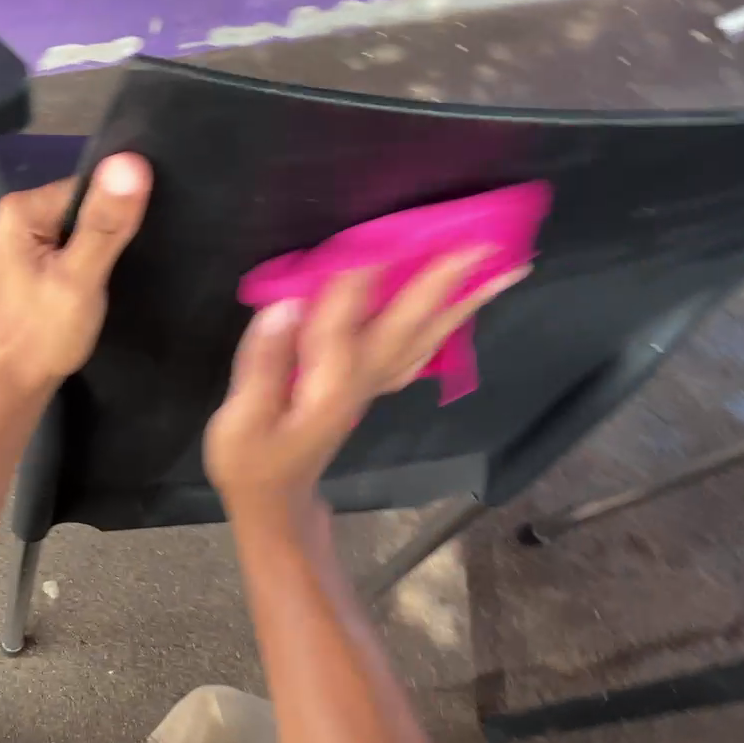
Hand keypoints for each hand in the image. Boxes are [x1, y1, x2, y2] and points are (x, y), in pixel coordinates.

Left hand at [0, 153, 151, 399]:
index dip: (117, 208)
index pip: (87, 186)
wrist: (11, 385)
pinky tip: (104, 282)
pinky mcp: (34, 268)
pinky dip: (91, 264)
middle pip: (84, 206)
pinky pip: (72, 251)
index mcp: (20, 210)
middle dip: (110, 229)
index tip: (142, 234)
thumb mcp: (79, 278)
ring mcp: (24, 245)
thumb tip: (132, 162)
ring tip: (122, 271)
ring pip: (81, 231)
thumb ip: (104, 225)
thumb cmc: (41, 335)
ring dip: (103, 249)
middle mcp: (17, 218)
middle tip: (136, 256)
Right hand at [205, 249, 529, 516]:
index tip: (375, 238)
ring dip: (462, 305)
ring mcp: (367, 389)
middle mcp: (358, 384)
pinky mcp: (365, 393)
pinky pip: (413, 355)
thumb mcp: (239, 420)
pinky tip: (452, 316)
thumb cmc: (249, 465)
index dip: (355, 281)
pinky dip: (438, 331)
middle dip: (440, 284)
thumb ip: (261, 364)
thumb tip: (283, 307)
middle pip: (405, 328)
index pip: (342, 324)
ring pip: (422, 341)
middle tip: (485, 243)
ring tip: (504, 272)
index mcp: (326, 389)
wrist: (273, 504)